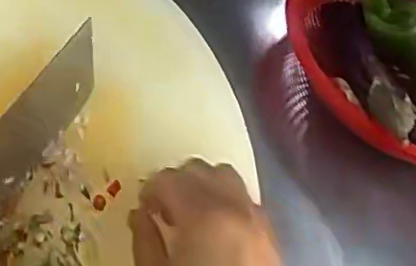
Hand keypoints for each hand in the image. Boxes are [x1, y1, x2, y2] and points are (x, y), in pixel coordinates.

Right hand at [130, 160, 279, 265]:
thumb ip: (146, 241)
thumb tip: (140, 216)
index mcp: (203, 214)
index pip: (167, 179)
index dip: (150, 190)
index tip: (144, 209)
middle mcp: (234, 209)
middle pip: (200, 171)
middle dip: (179, 183)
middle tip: (165, 211)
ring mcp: (259, 225)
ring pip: (228, 180)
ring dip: (208, 189)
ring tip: (194, 217)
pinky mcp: (275, 245)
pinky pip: (250, 206)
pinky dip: (231, 206)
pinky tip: (219, 234)